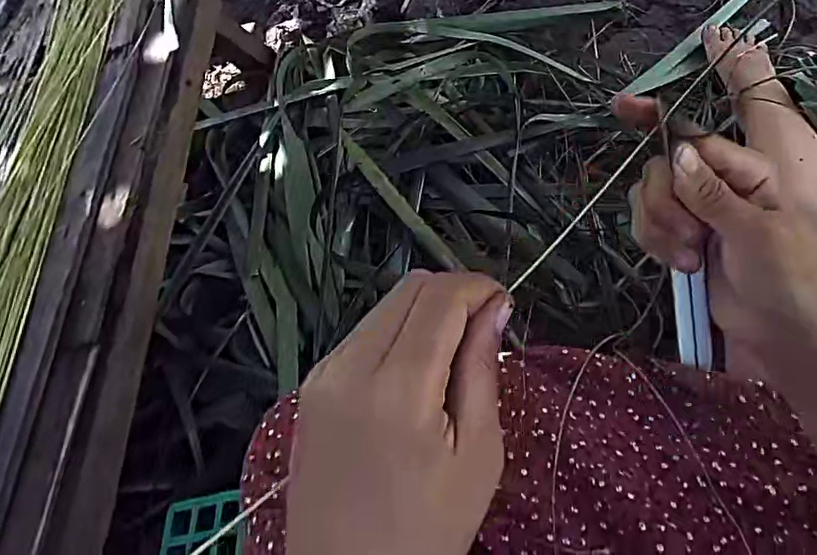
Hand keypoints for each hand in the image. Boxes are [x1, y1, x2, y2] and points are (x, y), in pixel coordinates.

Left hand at [286, 270, 511, 554]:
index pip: (442, 297)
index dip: (479, 287)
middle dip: (454, 293)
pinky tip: (414, 372)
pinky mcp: (313, 382)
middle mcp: (351, 366)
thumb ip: (483, 369)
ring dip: (426, 311)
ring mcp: (325, 372)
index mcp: (398, 388)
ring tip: (449, 356)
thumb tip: (495, 306)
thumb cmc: (424, 533)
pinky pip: (365, 330)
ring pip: (388, 303)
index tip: (502, 304)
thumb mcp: (477, 457)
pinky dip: (398, 331)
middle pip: (413, 286)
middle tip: (482, 327)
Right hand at [620, 113, 816, 380]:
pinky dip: (656, 240)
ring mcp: (708, 212)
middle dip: (665, 195)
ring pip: (653, 191)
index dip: (661, 118)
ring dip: (660, 222)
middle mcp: (729, 183)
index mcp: (758, 169)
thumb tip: (677, 153)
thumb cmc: (804, 288)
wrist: (807, 356)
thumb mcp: (761, 235)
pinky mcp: (691, 240)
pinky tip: (682, 266)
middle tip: (689, 232)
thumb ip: (713, 192)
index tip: (625, 106)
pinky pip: (652, 222)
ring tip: (689, 256)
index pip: (698, 135)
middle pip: (668, 160)